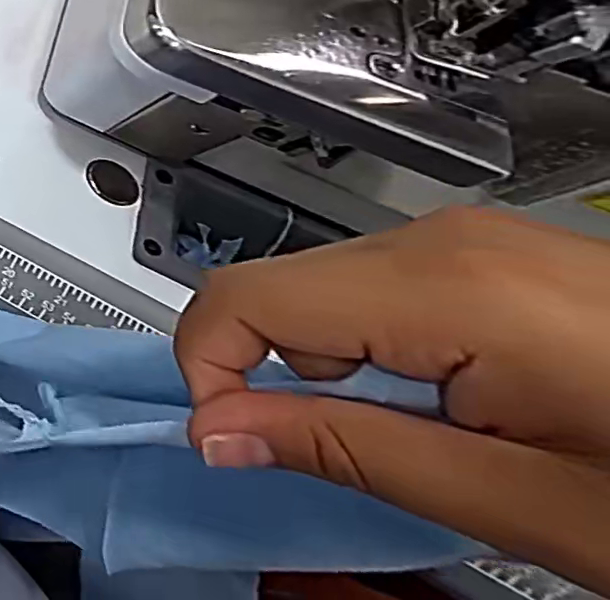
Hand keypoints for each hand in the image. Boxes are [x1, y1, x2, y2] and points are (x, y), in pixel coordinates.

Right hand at [173, 206, 609, 589]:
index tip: (229, 432)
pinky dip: (375, 341)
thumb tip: (219, 432)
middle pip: (274, 287)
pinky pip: (370, 284)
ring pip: (316, 286)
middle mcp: (445, 241)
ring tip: (431, 422)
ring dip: (331, 358)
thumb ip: (347, 452)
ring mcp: (470, 239)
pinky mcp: (487, 251)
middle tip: (351, 445)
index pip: (242, 299)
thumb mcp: (538, 507)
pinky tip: (456, 389)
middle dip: (279, 367)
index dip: (209, 364)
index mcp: (452, 287)